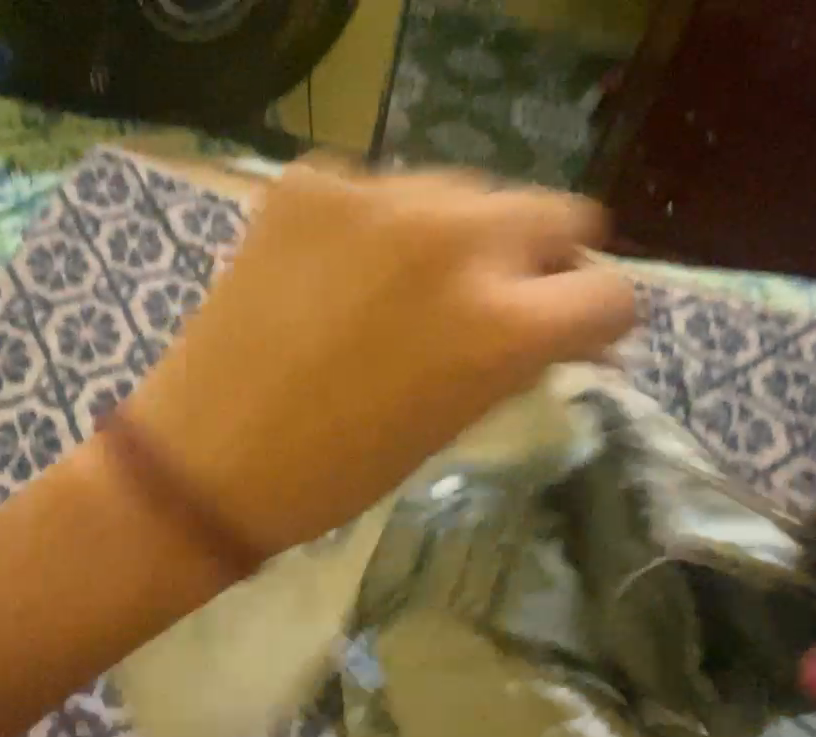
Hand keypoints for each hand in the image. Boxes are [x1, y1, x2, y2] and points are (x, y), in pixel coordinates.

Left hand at [123, 165, 639, 555]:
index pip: (610, 294)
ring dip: (460, 237)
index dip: (597, 322)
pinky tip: (338, 277)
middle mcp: (456, 239)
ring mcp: (378, 198)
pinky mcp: (312, 183)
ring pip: (466, 192)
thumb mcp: (451, 424)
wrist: (205, 463)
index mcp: (500, 326)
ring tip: (404, 292)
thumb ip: (510, 359)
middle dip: (542, 261)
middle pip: (554, 213)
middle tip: (498, 300)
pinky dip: (378, 229)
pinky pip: (380, 191)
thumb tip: (550, 325)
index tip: (572, 336)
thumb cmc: (334, 474)